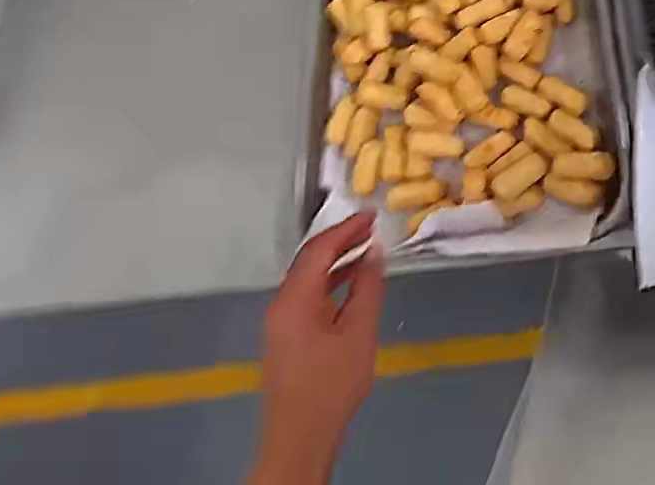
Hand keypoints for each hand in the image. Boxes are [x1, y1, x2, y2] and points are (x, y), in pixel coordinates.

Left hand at [247, 212, 384, 484]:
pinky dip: (332, 279)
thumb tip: (373, 252)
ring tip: (367, 246)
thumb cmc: (332, 384)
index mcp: (294, 300)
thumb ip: (367, 286)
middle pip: (310, 259)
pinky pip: (309, 293)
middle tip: (371, 225)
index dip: (346, 228)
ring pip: (309, 276)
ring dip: (337, 258)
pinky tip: (354, 279)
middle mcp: (281, 305)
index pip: (320, 250)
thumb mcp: (359, 331)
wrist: (301, 439)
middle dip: (341, 238)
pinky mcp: (288, 335)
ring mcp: (282, 321)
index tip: (372, 215)